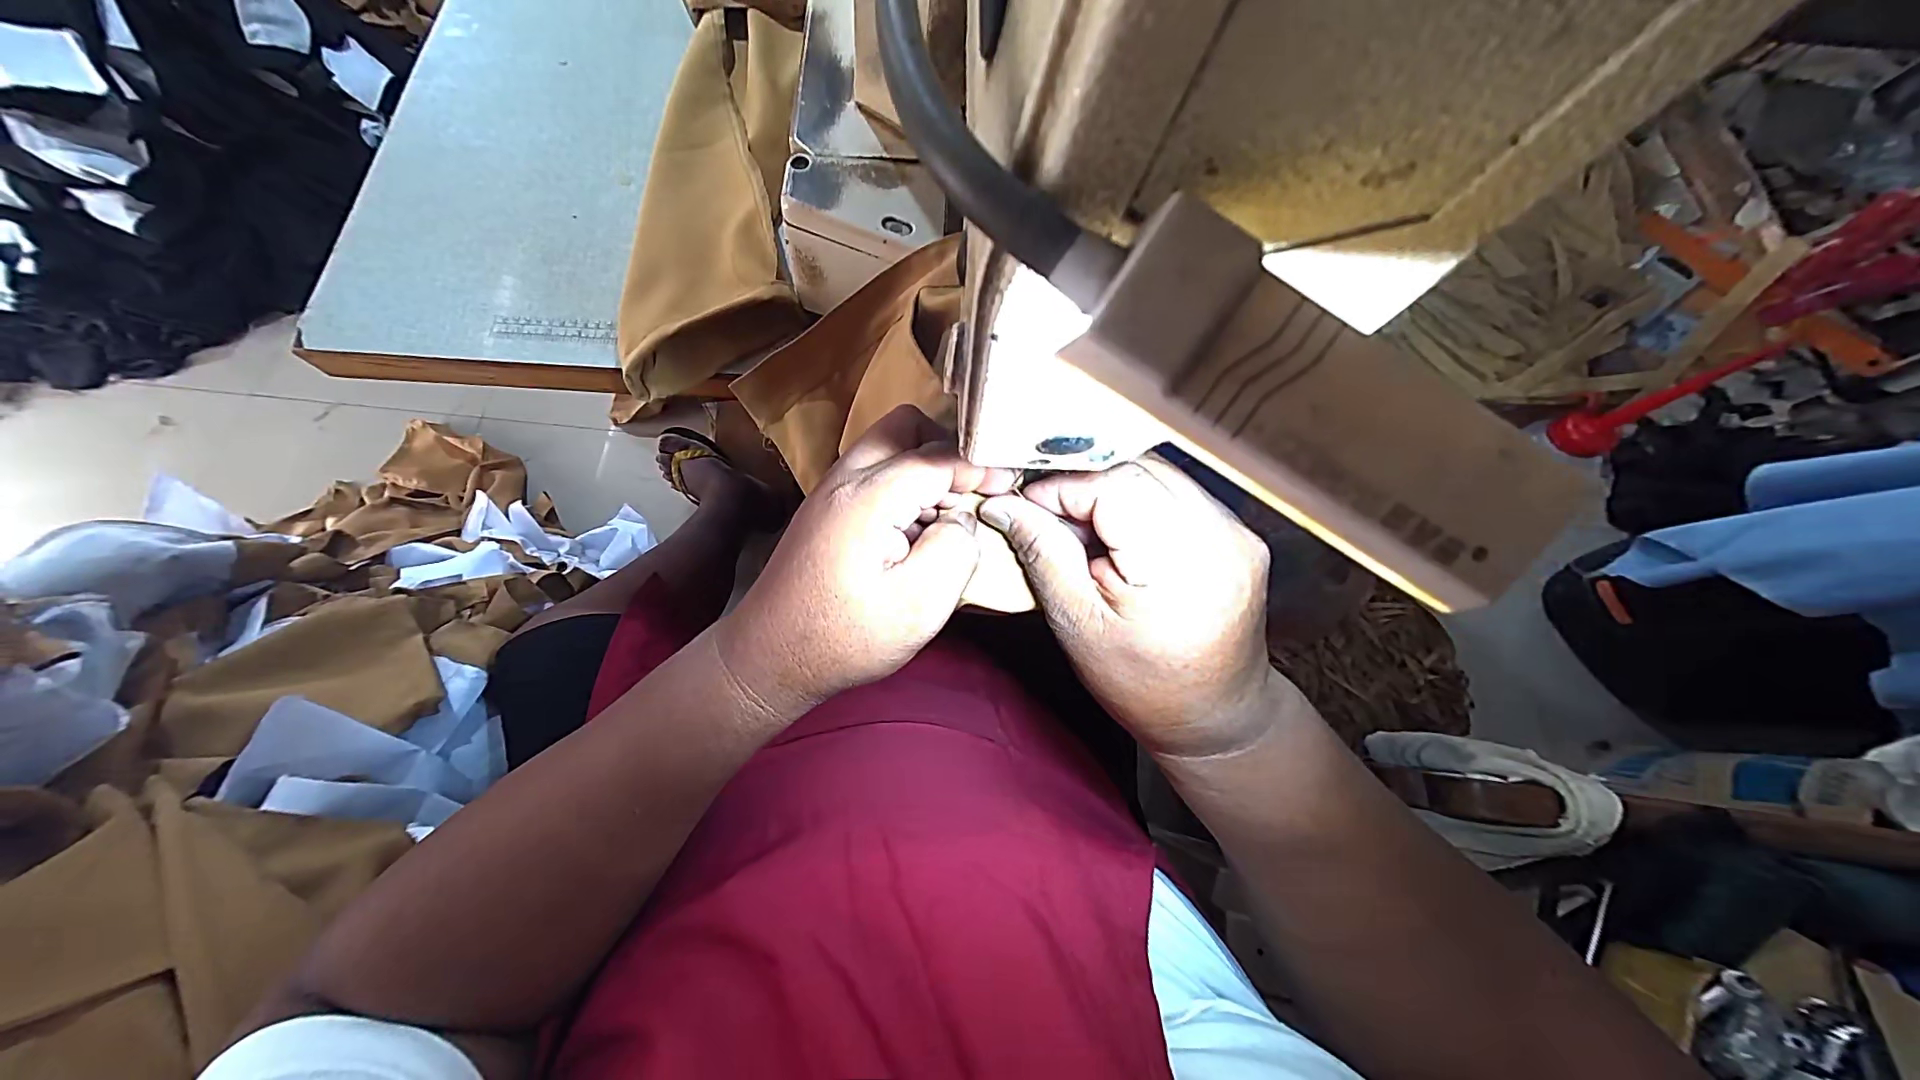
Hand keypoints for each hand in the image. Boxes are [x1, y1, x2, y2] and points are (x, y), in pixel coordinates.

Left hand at [715, 406, 1017, 715]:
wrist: (770, 657)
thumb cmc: (841, 640)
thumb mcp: (917, 607)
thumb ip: (955, 550)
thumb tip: (963, 519)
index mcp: (865, 499)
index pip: (937, 455)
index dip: (980, 466)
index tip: (1009, 484)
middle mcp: (843, 480)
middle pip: (907, 426)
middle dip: (949, 451)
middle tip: (974, 493)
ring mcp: (831, 490)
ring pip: (890, 445)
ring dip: (926, 468)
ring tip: (947, 517)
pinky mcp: (828, 507)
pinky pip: (875, 471)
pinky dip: (905, 485)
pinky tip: (916, 530)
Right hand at [979, 455, 1291, 759]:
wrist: (1212, 713)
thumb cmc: (1145, 684)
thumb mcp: (1077, 622)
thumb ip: (1042, 553)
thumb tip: (1005, 505)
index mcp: (1174, 565)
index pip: (1111, 484)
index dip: (1061, 487)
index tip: (1027, 504)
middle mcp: (1218, 539)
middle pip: (1135, 469)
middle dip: (1085, 485)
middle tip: (1056, 522)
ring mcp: (1236, 533)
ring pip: (1158, 473)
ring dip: (1114, 490)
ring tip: (1092, 535)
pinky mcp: (1241, 534)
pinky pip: (1181, 493)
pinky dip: (1145, 501)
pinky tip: (1128, 539)